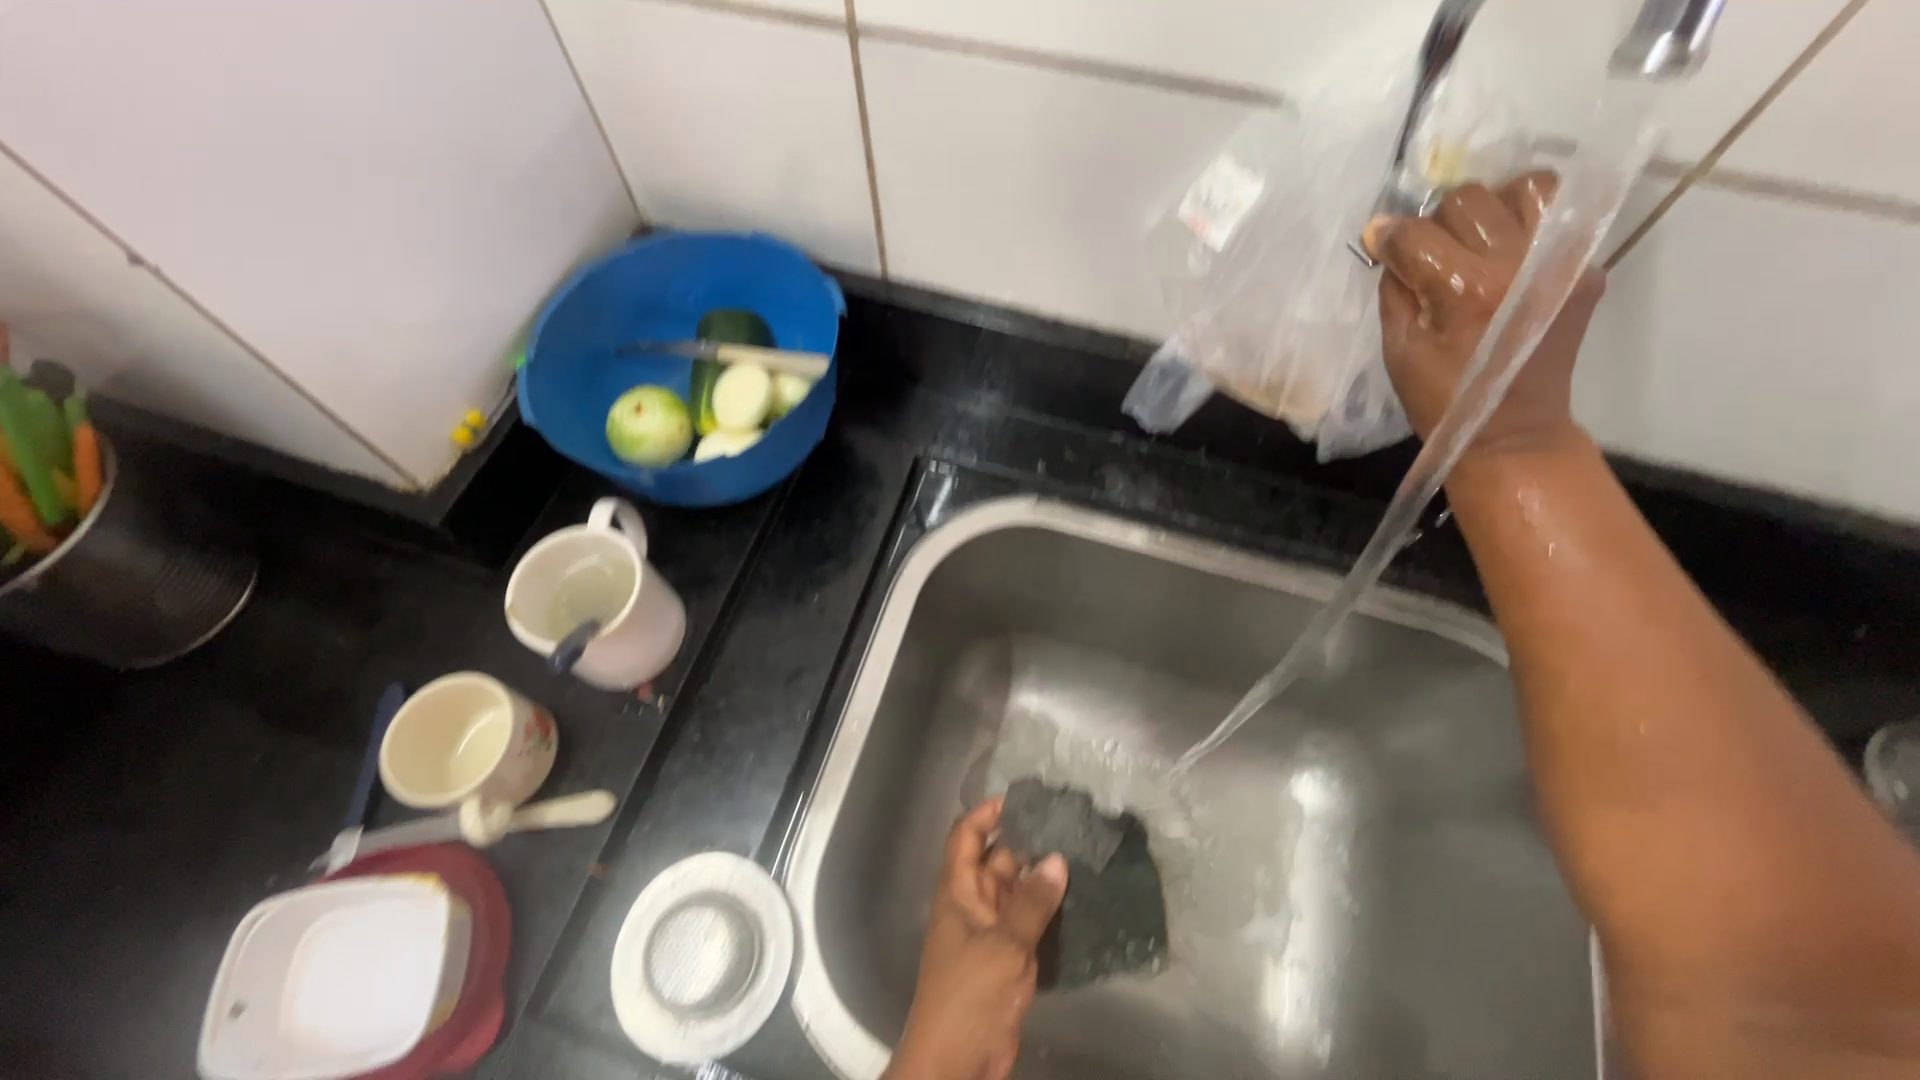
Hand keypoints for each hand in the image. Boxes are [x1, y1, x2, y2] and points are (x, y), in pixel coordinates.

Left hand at [885, 798, 1068, 1079]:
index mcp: (957, 892)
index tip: (1019, 799)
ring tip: (1081, 853)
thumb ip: (1031, 903)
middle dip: (1026, 843)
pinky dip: (1047, 910)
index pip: (965, 838)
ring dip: (1041, 877)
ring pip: (1016, 892)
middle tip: (1068, 824)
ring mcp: (990, 933)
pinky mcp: (1007, 959)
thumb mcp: (1003, 945)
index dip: (985, 815)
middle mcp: (972, 905)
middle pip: (996, 861)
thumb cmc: (969, 995)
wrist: (957, 1061)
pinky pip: (1027, 923)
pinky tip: (1078, 898)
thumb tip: (1057, 858)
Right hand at [1375, 170, 1603, 460]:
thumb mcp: (1399, 347)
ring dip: (1492, 209)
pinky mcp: (1586, 267)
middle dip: (1439, 222)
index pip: (1415, 233)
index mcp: (1464, 291)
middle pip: (1468, 199)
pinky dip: (1527, 223)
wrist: (1513, 432)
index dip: (1389, 236)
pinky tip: (1508, 254)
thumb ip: (1395, 286)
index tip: (1382, 244)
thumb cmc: (1442, 399)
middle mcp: (1518, 264)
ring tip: (1478, 240)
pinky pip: (1558, 214)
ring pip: (1524, 187)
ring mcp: (1561, 262)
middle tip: (1433, 253)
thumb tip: (1387, 238)